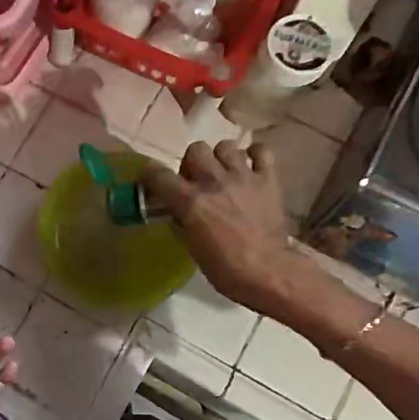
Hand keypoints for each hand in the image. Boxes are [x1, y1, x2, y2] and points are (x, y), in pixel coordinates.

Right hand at [142, 140, 311, 314]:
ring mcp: (243, 177)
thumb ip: (181, 222)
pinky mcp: (268, 179)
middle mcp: (214, 181)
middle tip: (197, 181)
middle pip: (195, 149)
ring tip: (225, 174)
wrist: (266, 272)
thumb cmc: (224, 269)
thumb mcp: (192, 247)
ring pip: (226, 146)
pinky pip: (261, 151)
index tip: (151, 181)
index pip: (159, 174)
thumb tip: (176, 211)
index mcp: (191, 201)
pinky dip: (255, 155)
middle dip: (192, 163)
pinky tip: (251, 167)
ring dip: (221, 158)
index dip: (150, 175)